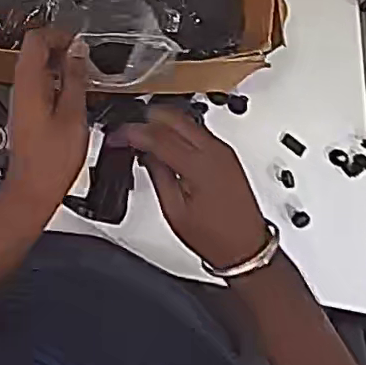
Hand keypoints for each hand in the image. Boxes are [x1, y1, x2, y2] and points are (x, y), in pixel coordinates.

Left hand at [1, 27, 91, 217]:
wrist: (32, 191)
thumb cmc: (51, 160)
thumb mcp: (73, 113)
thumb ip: (76, 77)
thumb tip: (79, 51)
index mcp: (29, 82)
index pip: (35, 38)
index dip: (59, 34)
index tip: (79, 43)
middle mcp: (20, 87)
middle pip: (35, 50)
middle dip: (62, 48)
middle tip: (85, 60)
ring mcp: (22, 99)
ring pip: (38, 67)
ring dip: (61, 66)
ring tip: (84, 77)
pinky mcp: (27, 111)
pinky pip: (40, 84)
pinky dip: (58, 82)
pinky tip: (74, 97)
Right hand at [116, 104, 268, 269]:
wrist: (247, 248)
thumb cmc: (216, 237)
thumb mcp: (174, 211)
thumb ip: (158, 175)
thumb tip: (144, 152)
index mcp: (199, 165)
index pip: (158, 135)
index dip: (132, 132)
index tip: (118, 135)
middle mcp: (213, 150)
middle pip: (173, 116)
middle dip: (146, 119)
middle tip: (128, 131)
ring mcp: (222, 149)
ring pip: (185, 119)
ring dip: (162, 122)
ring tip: (143, 138)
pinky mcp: (225, 152)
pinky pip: (196, 129)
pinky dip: (177, 130)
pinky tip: (165, 143)